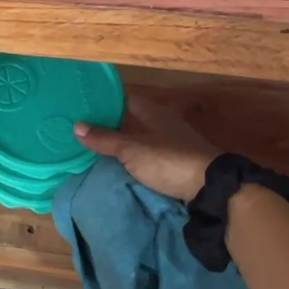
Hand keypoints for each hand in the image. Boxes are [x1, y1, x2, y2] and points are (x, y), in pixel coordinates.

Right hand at [75, 96, 220, 200]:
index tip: (87, 107)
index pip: (128, 100)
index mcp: (155, 113)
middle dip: (115, 125)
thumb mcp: (132, 150)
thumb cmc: (169, 160)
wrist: (211, 188)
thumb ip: (106, 139)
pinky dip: (138, 159)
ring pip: (144, 139)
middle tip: (88, 132)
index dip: (108, 102)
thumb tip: (77, 125)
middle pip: (136, 120)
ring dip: (126, 144)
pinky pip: (152, 157)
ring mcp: (175, 145)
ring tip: (101, 151)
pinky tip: (125, 167)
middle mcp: (166, 124)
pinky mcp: (181, 165)